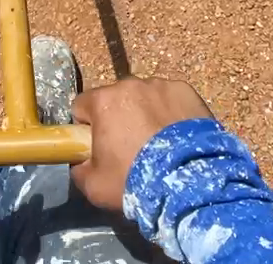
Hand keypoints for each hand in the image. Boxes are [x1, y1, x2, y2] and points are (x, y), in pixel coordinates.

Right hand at [71, 78, 212, 210]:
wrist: (192, 186)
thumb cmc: (137, 183)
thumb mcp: (95, 187)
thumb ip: (79, 168)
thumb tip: (80, 160)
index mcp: (102, 101)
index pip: (82, 106)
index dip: (88, 127)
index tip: (101, 146)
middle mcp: (128, 84)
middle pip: (115, 98)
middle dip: (120, 118)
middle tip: (134, 148)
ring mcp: (159, 85)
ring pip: (144, 97)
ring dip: (146, 114)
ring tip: (161, 145)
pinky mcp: (185, 90)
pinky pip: (170, 98)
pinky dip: (171, 113)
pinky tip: (179, 137)